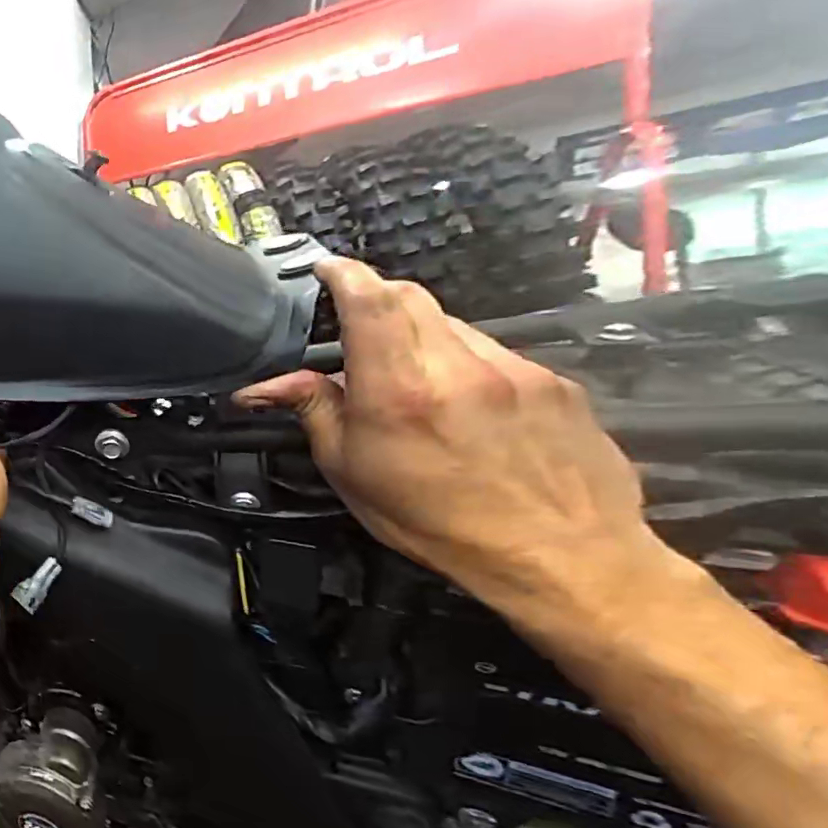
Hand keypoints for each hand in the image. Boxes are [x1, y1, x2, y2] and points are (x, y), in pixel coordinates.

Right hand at [236, 258, 687, 614]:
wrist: (564, 560)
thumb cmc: (436, 522)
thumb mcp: (352, 471)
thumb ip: (313, 411)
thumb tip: (264, 387)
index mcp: (398, 390)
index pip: (369, 301)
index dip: (344, 273)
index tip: (326, 267)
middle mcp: (457, 366)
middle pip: (409, 296)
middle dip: (376, 295)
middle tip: (357, 320)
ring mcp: (513, 368)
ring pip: (451, 323)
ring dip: (420, 333)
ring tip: (414, 379)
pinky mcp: (553, 380)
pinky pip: (493, 350)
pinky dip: (463, 360)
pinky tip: (466, 403)